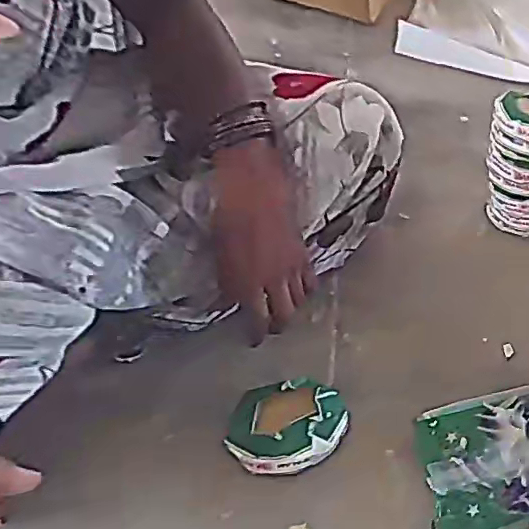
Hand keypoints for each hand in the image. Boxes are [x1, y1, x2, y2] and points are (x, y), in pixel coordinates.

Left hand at [209, 139, 312, 343]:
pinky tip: (301, 289)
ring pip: (299, 300)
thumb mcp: (218, 249)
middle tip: (271, 330)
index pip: (256, 317)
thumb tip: (227, 298)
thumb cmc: (226, 214)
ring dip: (292, 308)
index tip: (253, 340)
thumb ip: (227, 277)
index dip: (256, 331)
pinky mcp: (304, 256)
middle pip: (284, 314)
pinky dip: (306, 289)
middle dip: (278, 325)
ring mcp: (292, 269)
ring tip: (286, 311)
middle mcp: (274, 280)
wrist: (255, 189)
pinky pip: (310, 281)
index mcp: (248, 281)